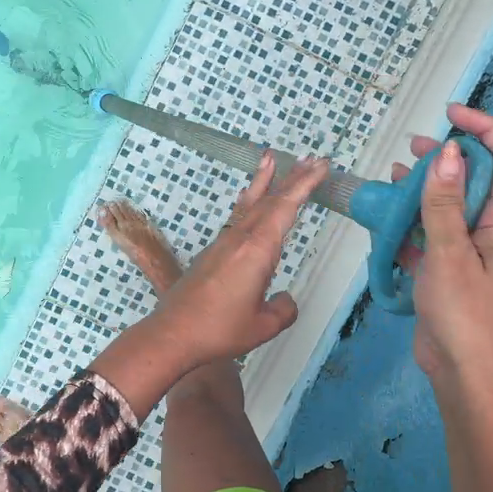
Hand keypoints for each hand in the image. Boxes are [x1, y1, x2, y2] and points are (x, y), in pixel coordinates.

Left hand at [144, 152, 330, 367]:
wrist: (172, 333)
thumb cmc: (219, 330)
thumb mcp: (263, 325)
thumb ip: (283, 309)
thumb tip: (286, 298)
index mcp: (256, 251)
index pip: (284, 208)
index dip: (304, 185)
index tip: (320, 165)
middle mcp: (239, 239)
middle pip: (268, 201)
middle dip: (290, 178)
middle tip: (310, 158)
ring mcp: (222, 244)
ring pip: (248, 205)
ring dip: (264, 183)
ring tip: (271, 159)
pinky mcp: (211, 253)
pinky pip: (235, 218)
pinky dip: (247, 203)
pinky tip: (247, 200)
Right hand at [390, 105, 492, 394]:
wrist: (468, 375)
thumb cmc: (467, 314)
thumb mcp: (450, 254)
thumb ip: (443, 203)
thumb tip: (448, 152)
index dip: (486, 129)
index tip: (450, 114)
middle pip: (478, 178)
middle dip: (447, 156)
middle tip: (411, 146)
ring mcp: (472, 251)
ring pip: (450, 205)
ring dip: (423, 189)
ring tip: (391, 178)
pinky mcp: (450, 270)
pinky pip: (431, 234)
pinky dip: (409, 223)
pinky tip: (384, 221)